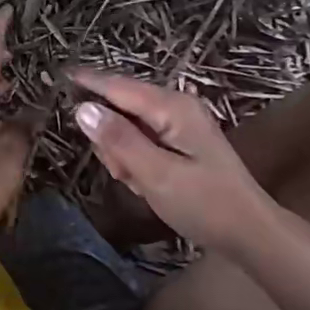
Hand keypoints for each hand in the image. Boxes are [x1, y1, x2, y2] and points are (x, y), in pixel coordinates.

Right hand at [69, 69, 271, 254]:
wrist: (251, 235)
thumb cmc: (205, 204)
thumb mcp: (157, 175)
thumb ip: (118, 140)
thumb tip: (83, 108)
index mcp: (172, 107)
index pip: (118, 86)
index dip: (88, 81)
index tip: (58, 75)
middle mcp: (175, 106)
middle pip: (121, 106)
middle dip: (110, 137)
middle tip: (120, 171)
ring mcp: (178, 123)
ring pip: (128, 126)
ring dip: (122, 153)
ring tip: (136, 181)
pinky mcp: (179, 141)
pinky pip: (141, 140)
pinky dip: (135, 160)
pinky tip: (145, 182)